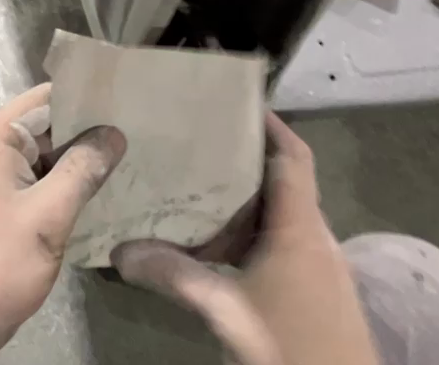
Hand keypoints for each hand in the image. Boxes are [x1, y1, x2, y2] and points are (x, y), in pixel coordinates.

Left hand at [0, 84, 125, 364]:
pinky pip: (43, 179)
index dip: (88, 96)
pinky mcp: (6, 202)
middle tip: (143, 130)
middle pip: (50, 124)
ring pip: (50, 154)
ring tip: (136, 154)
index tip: (131, 98)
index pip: (48, 98)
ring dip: (84, 158)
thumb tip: (114, 133)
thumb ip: (81, 170)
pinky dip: (71, 182)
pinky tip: (109, 187)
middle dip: (91, 129)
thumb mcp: (47, 216)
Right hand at [111, 113, 375, 364]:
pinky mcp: (317, 295)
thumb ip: (174, 275)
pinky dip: (251, 235)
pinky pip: (282, 245)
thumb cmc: (290, 348)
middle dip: (243, 159)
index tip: (234, 99)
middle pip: (283, 182)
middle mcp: (316, 239)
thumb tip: (119, 251)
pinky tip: (218, 251)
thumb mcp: (226, 311)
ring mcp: (320, 269)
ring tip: (196, 188)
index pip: (293, 157)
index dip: (269, 124)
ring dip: (244, 202)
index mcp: (301, 228)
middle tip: (196, 140)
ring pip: (281, 217)